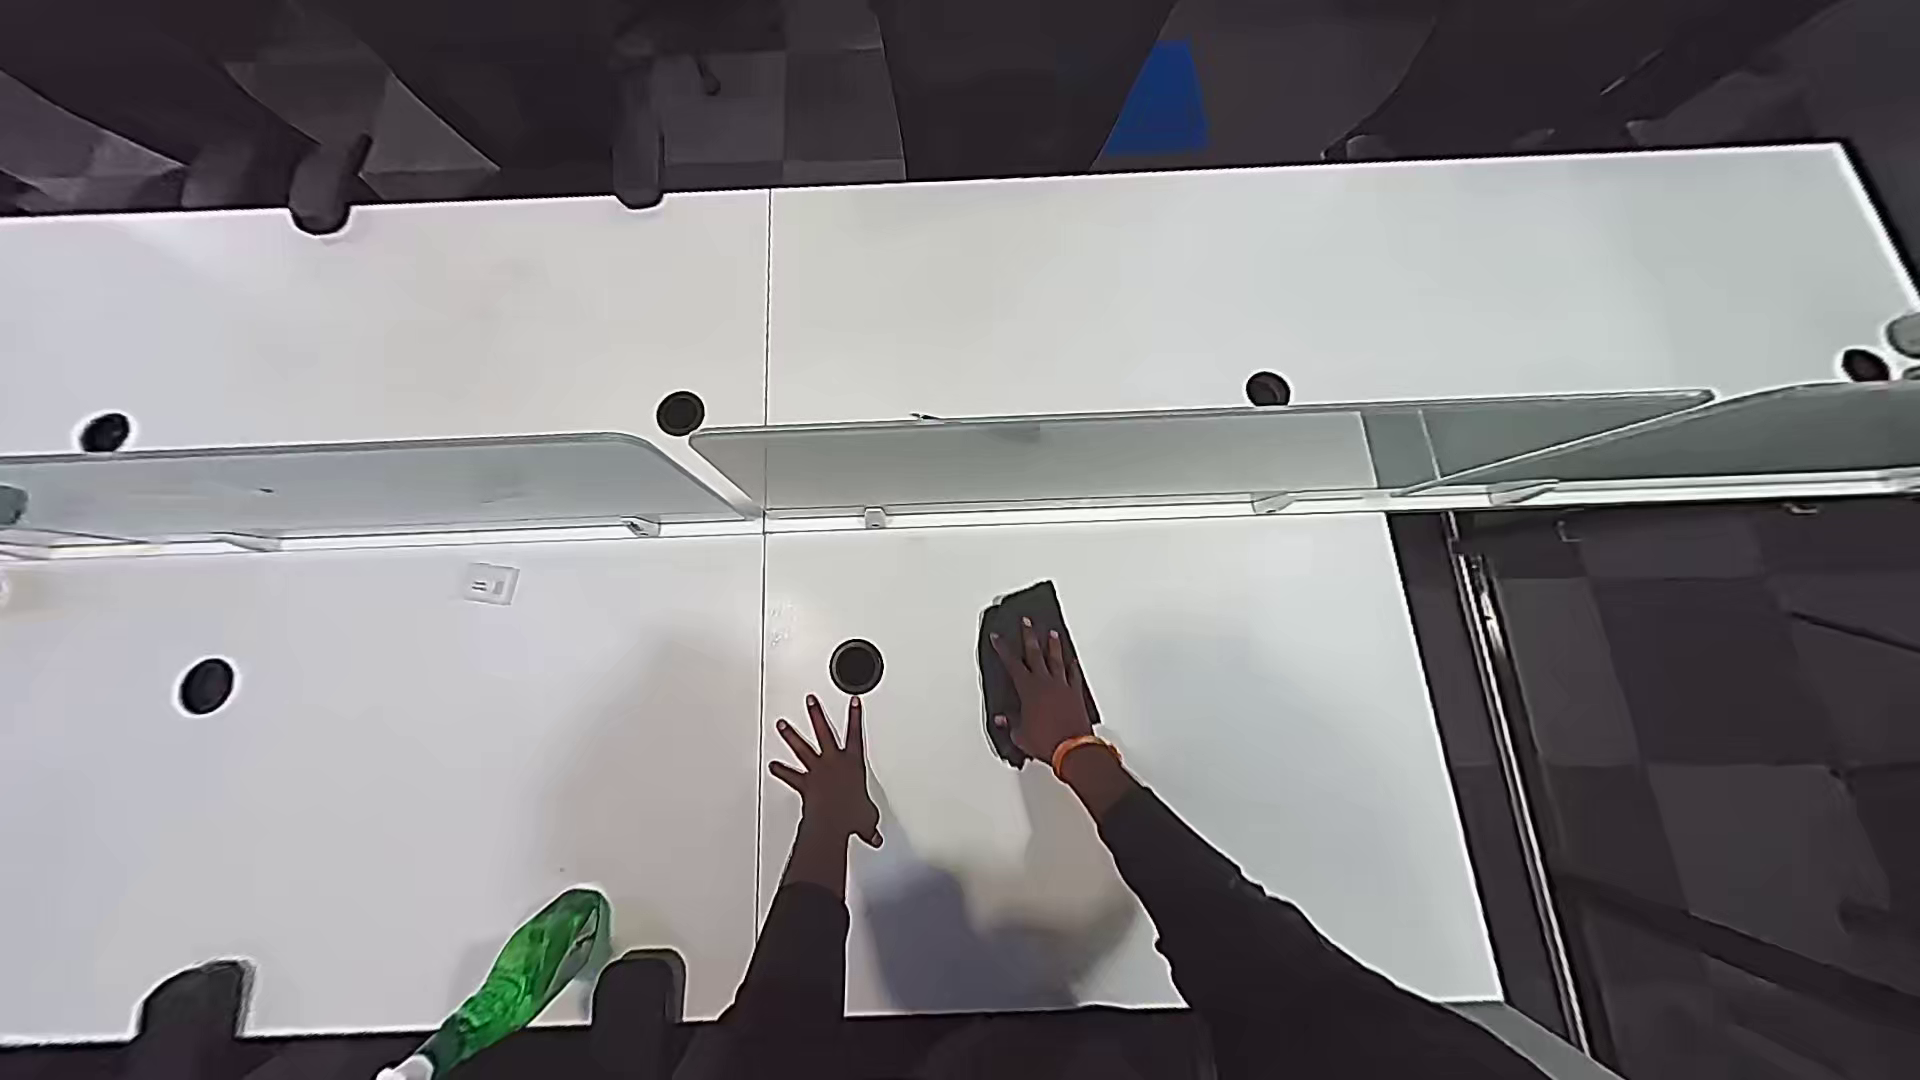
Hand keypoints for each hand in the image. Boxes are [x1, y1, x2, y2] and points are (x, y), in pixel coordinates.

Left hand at [771, 695, 882, 848]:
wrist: (832, 822)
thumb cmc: (851, 815)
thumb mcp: (866, 819)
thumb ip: (868, 824)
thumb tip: (873, 835)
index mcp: (853, 763)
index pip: (856, 734)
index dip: (855, 716)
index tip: (853, 701)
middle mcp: (834, 761)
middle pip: (823, 731)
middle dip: (816, 714)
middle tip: (810, 700)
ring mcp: (817, 770)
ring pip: (802, 747)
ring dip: (791, 735)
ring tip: (782, 723)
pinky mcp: (804, 784)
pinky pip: (791, 775)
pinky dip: (781, 771)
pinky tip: (772, 765)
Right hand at [990, 618, 1093, 765]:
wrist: (1073, 748)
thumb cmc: (1046, 740)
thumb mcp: (1020, 734)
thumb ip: (1011, 723)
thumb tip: (1003, 719)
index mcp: (1028, 689)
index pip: (1012, 663)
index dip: (1003, 648)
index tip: (998, 637)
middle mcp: (1045, 682)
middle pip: (1034, 653)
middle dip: (1029, 635)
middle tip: (1027, 622)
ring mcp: (1062, 685)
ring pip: (1055, 659)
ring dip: (1052, 645)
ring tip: (1051, 633)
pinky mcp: (1075, 693)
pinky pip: (1073, 675)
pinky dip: (1072, 667)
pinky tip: (1073, 660)